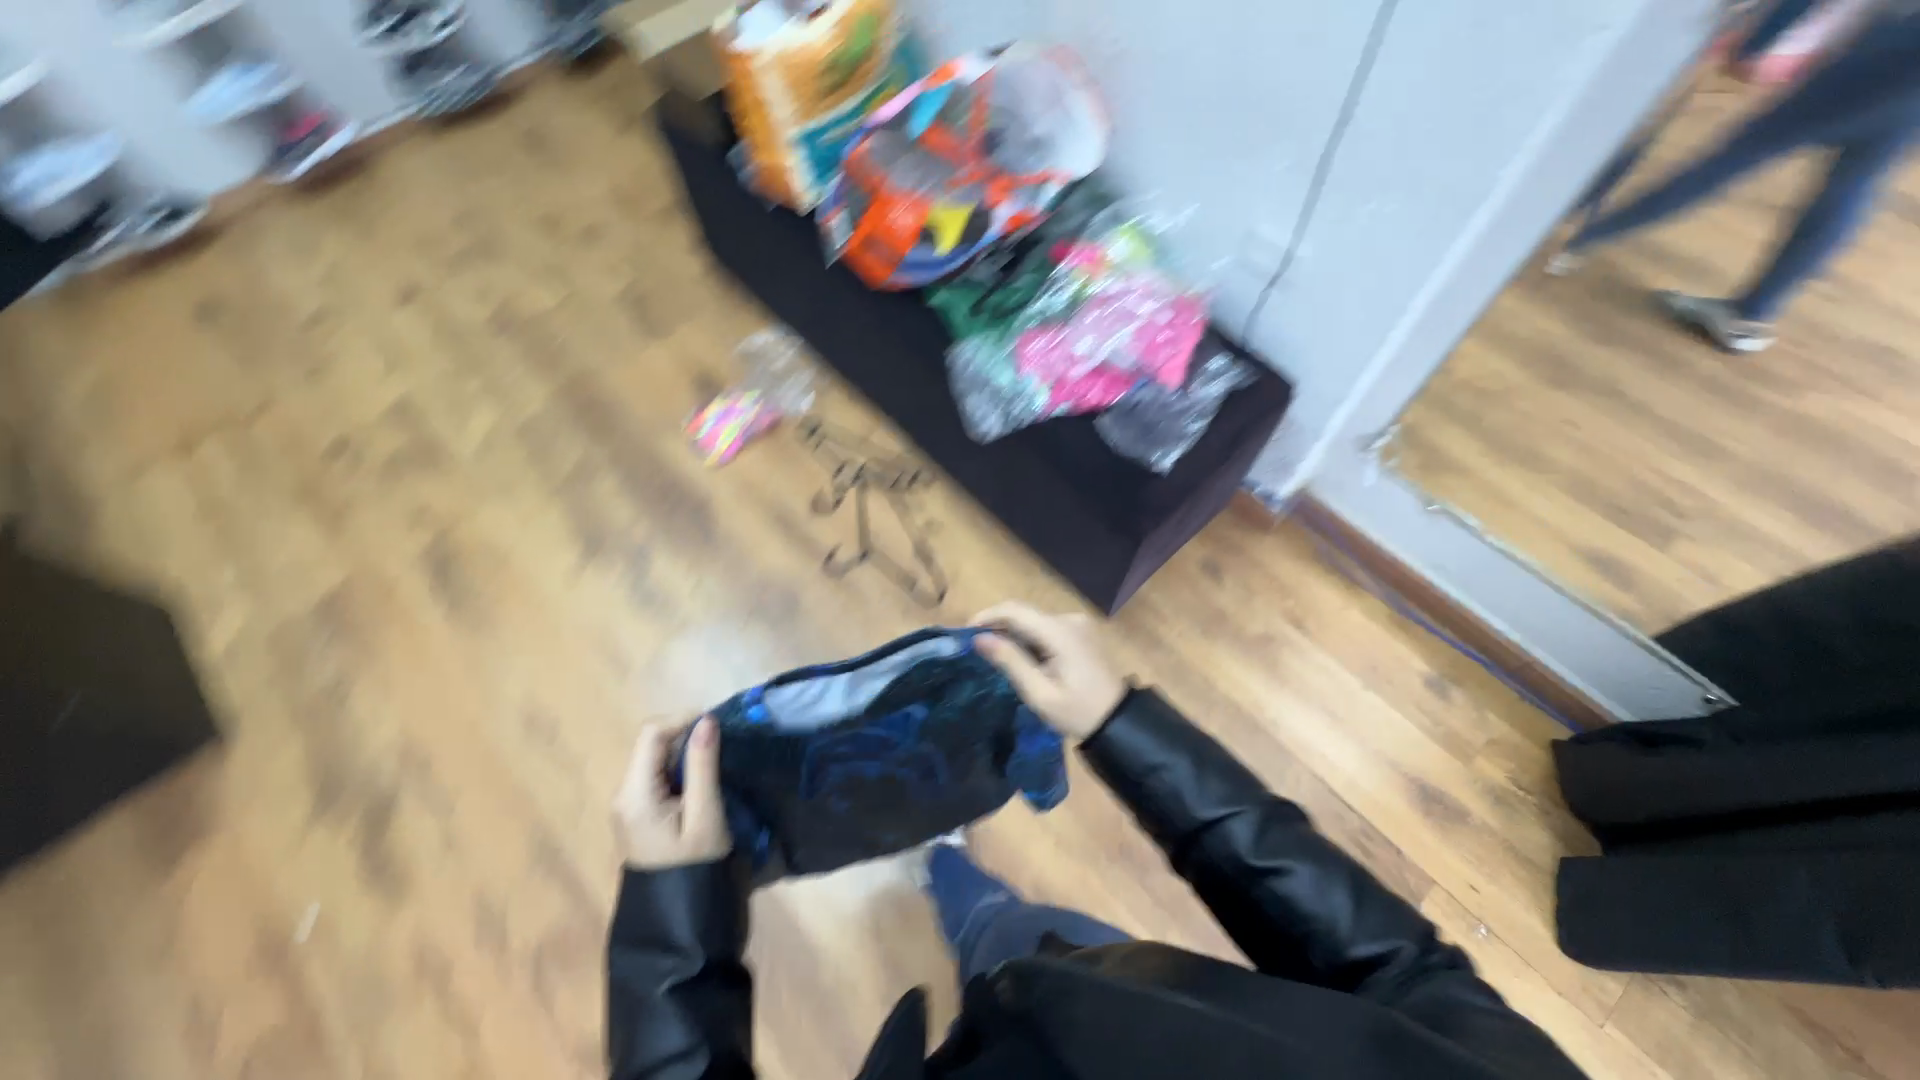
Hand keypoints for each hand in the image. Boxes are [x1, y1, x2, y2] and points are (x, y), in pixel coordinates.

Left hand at [614, 716, 732, 870]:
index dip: (683, 720)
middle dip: (686, 736)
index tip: (717, 726)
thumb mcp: (705, 814)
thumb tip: (706, 720)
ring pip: (655, 759)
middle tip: (722, 746)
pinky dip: (679, 770)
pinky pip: (656, 776)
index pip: (651, 733)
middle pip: (651, 744)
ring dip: (685, 754)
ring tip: (716, 764)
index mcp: (634, 792)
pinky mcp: (636, 813)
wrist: (679, 916)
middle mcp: (622, 793)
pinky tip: (700, 784)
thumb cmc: (694, 865)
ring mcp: (627, 804)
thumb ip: (703, 765)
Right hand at [973, 603, 1129, 741]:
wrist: (1119, 721)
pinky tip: (1022, 659)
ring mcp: (1078, 624)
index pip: (1015, 610)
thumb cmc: (1078, 712)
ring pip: (1034, 620)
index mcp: (1060, 632)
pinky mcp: (1081, 632)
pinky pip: (1047, 628)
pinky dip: (1030, 638)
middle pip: (1024, 613)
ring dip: (1014, 633)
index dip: (987, 616)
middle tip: (977, 649)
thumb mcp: (1039, 693)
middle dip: (998, 626)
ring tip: (996, 657)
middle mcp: (1069, 619)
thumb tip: (979, 638)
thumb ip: (1010, 661)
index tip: (966, 632)